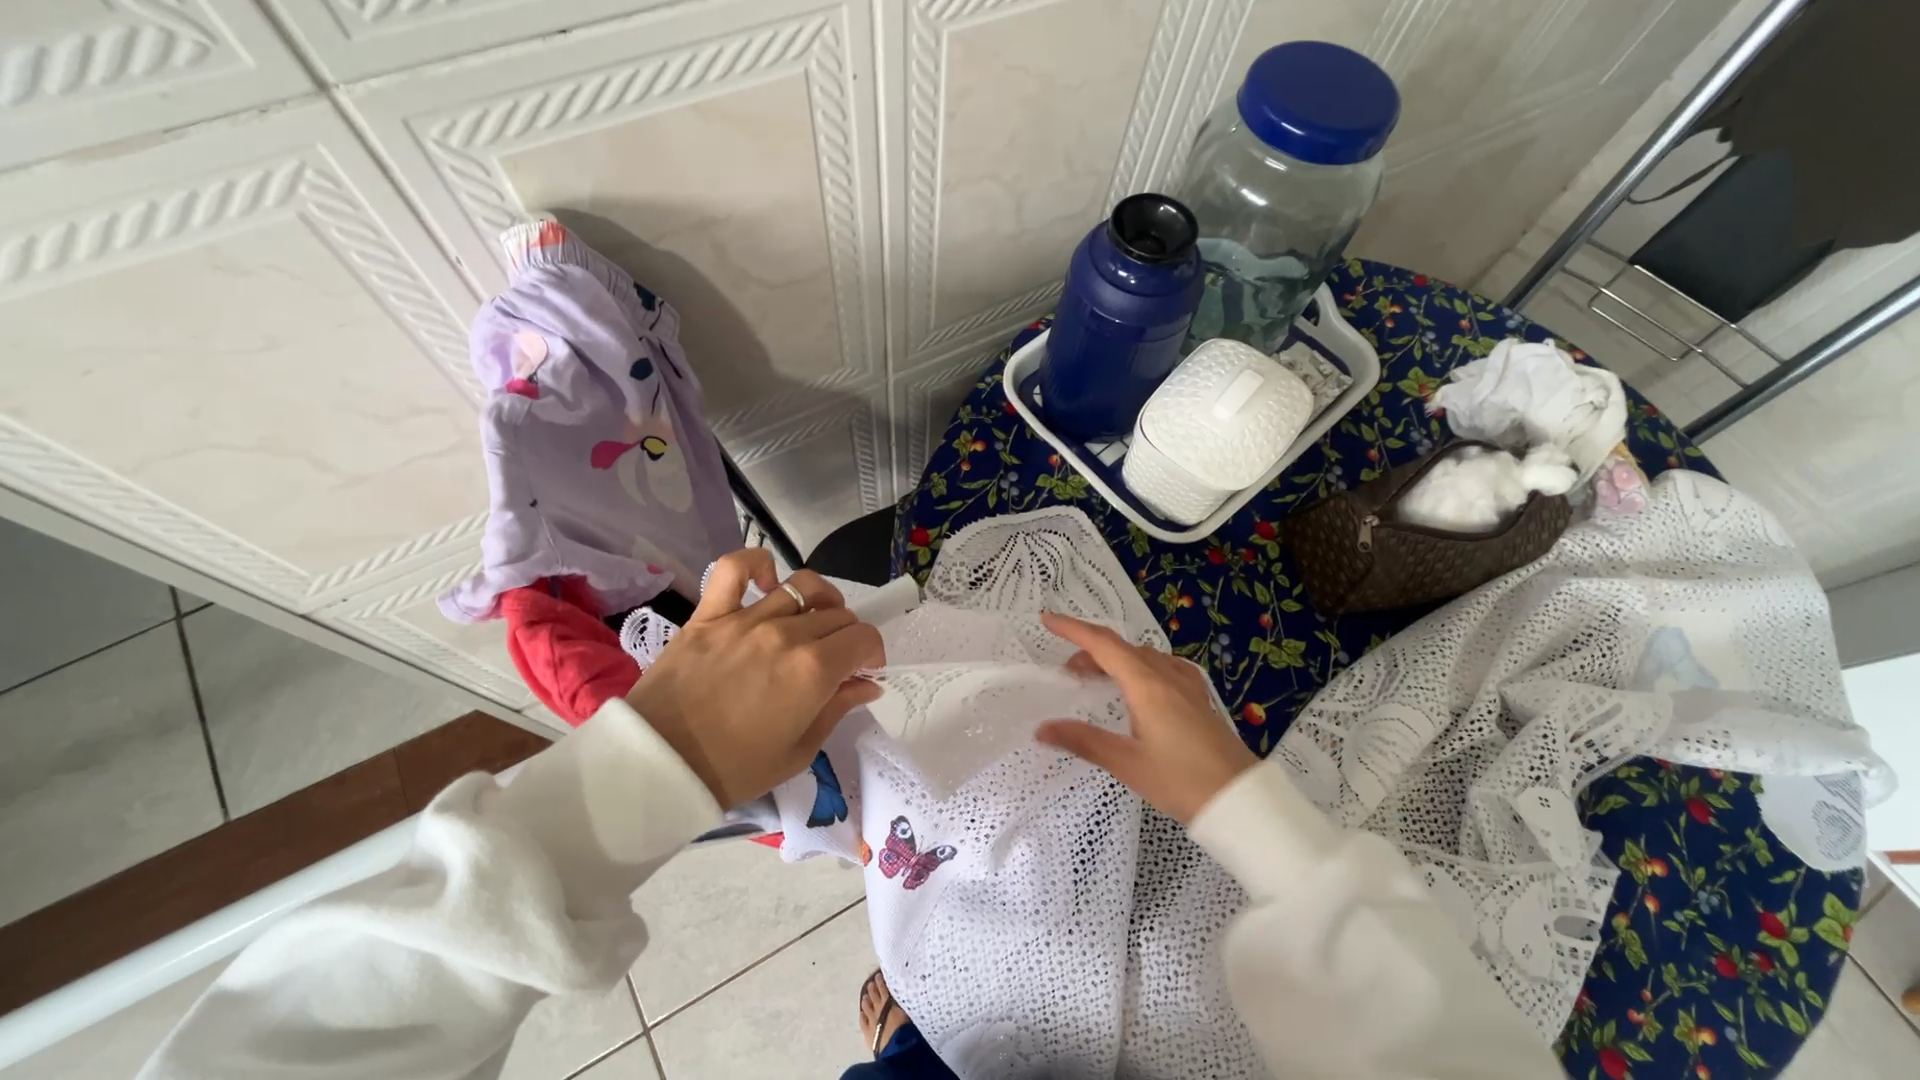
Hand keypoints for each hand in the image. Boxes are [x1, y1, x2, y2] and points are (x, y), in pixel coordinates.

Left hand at [626, 550, 884, 806]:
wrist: (660, 765)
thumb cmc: (734, 769)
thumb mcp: (799, 751)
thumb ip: (837, 709)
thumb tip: (866, 684)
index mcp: (814, 671)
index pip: (864, 637)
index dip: (872, 652)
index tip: (863, 670)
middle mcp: (787, 634)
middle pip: (838, 614)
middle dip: (848, 635)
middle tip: (835, 660)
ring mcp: (746, 619)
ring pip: (802, 586)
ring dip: (820, 601)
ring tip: (812, 620)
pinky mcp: (709, 614)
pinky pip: (735, 568)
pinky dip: (757, 563)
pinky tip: (767, 581)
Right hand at [1035, 613, 1255, 823]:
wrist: (1240, 799)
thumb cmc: (1181, 781)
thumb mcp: (1127, 764)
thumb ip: (1084, 741)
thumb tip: (1042, 728)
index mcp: (1146, 685)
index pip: (1103, 644)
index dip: (1073, 629)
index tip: (1047, 620)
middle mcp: (1167, 676)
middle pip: (1122, 648)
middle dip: (1090, 650)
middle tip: (1067, 671)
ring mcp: (1187, 686)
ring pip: (1144, 657)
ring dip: (1116, 659)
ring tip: (1096, 679)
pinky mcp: (1199, 700)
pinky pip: (1164, 668)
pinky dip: (1141, 667)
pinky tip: (1142, 686)